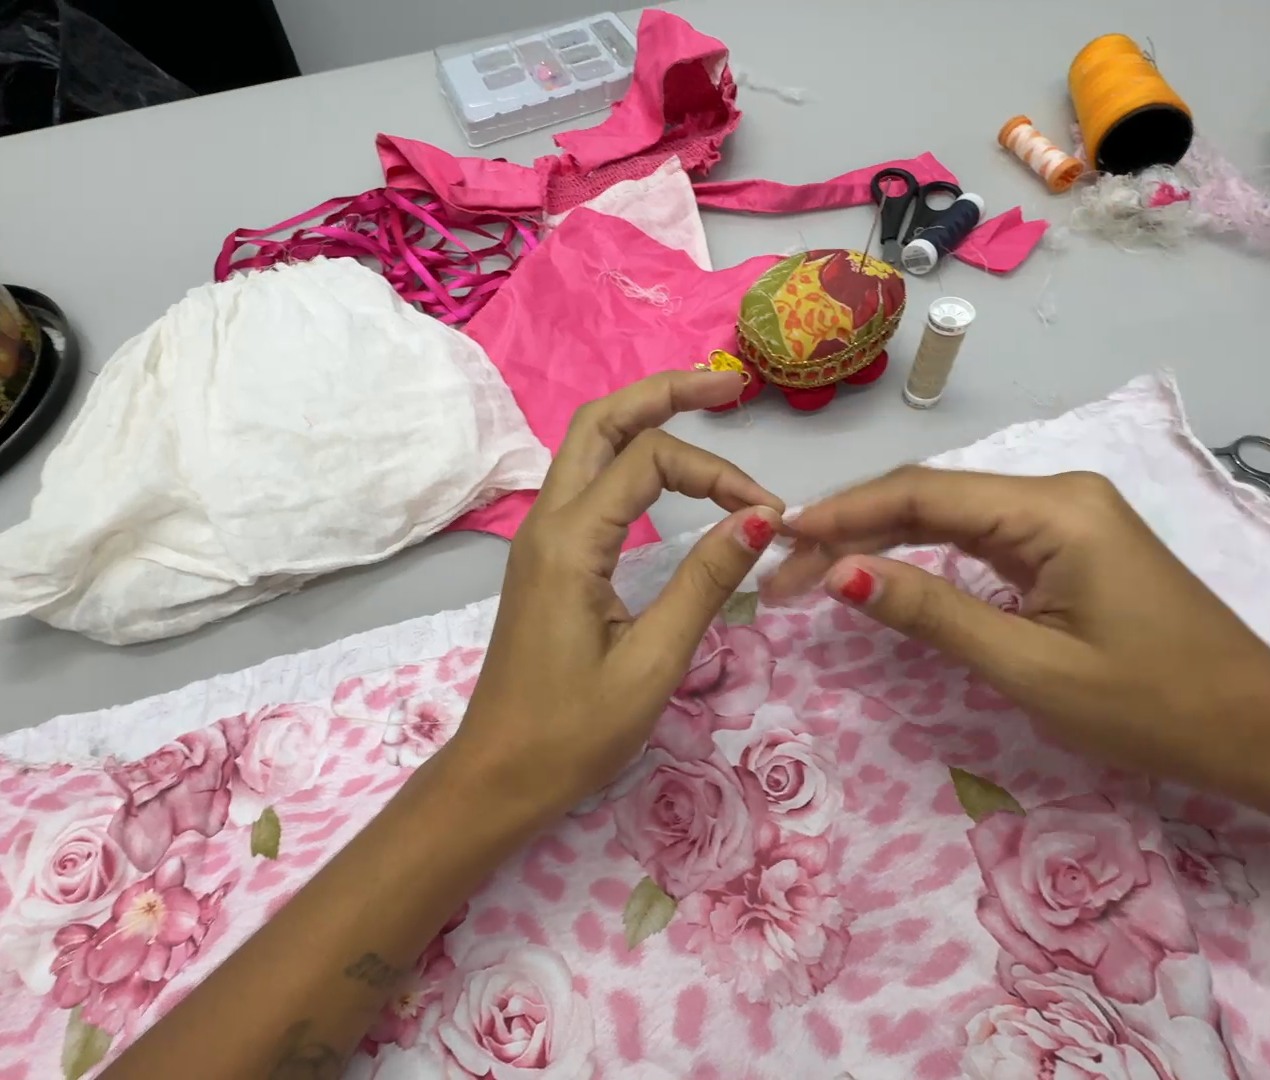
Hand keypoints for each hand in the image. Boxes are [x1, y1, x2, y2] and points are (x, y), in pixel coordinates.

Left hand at [452, 371, 784, 817]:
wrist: (500, 773)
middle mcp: (546, 523)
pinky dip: (628, 458)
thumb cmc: (574, 732)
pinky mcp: (545, 557)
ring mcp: (539, 537)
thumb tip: (761, 516)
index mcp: (570, 543)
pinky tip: (663, 472)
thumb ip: (705, 582)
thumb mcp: (653, 662)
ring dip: (643, 418)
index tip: (768, 509)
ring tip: (706, 409)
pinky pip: (586, 483)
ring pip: (586, 446)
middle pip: (599, 422)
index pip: (649, 462)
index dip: (717, 472)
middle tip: (731, 388)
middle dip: (664, 392)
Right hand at [767, 467, 1269, 793]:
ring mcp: (1060, 517)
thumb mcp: (1029, 666)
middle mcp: (1055, 494)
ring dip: (876, 542)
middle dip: (850, 531)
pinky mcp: (1061, 544)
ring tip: (812, 573)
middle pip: (927, 498)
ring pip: (944, 515)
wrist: (1266, 737)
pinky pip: (971, 537)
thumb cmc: (1154, 708)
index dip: (844, 514)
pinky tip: (876, 568)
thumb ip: (930, 612)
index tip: (780, 539)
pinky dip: (917, 553)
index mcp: (1055, 510)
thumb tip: (840, 575)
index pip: (921, 494)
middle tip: (783, 573)